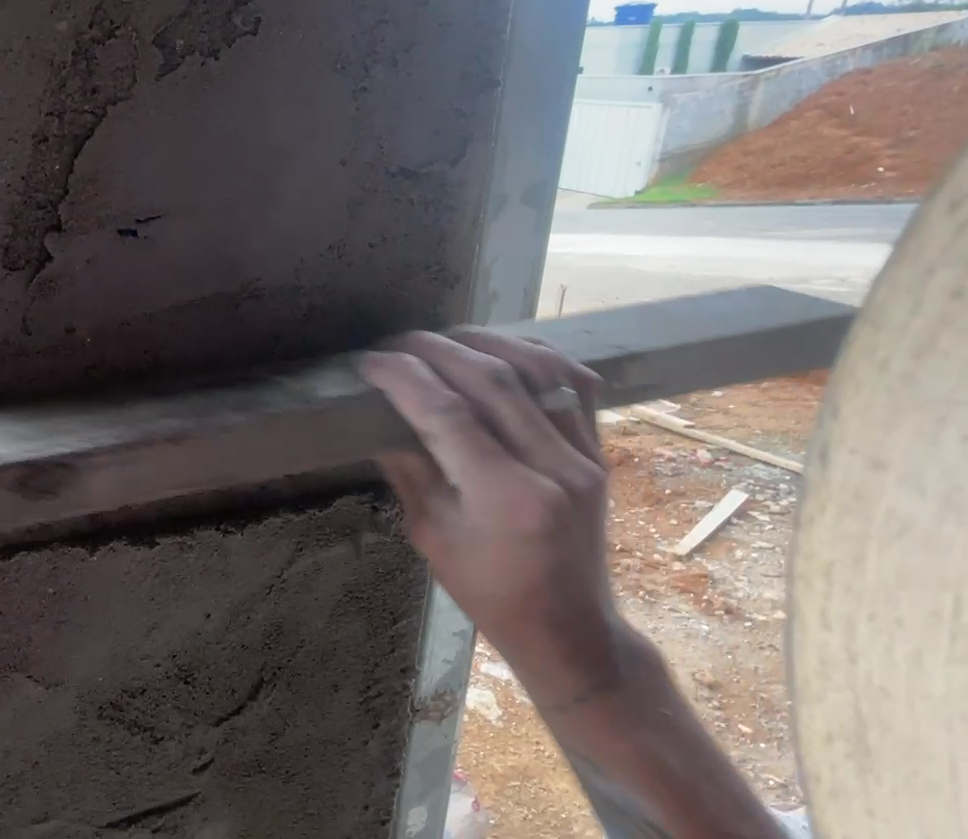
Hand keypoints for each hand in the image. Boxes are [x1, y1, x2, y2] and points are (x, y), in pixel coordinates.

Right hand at [361, 329, 625, 707]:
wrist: (570, 627)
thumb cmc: (488, 591)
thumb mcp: (430, 535)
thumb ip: (409, 468)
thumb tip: (380, 415)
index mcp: (505, 498)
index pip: (447, 413)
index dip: (403, 377)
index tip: (370, 362)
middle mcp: (552, 468)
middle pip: (492, 379)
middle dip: (434, 350)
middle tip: (394, 344)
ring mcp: (583, 456)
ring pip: (537, 368)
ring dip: (482, 342)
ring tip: (440, 340)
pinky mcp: (598, 451)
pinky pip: (574, 381)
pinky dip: (533, 354)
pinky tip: (499, 350)